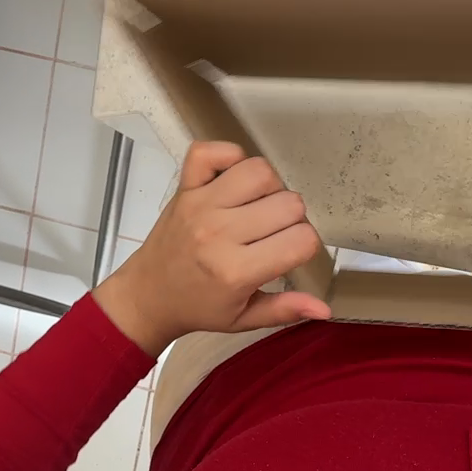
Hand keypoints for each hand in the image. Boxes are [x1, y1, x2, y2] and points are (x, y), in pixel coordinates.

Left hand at [93, 141, 329, 355]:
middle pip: (289, 203)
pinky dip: (229, 158)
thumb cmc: (197, 307)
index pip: (301, 240)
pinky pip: (212, 151)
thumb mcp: (243, 319)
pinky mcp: (185, 187)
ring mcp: (200, 205)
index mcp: (236, 271)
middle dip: (292, 219)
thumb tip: (324, 309)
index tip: (289, 254)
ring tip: (257, 207)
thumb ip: (284, 309)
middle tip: (272, 235)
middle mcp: (219, 232)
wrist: (147, 295)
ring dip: (269, 187)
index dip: (305, 246)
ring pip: (260, 171)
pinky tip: (233, 183)